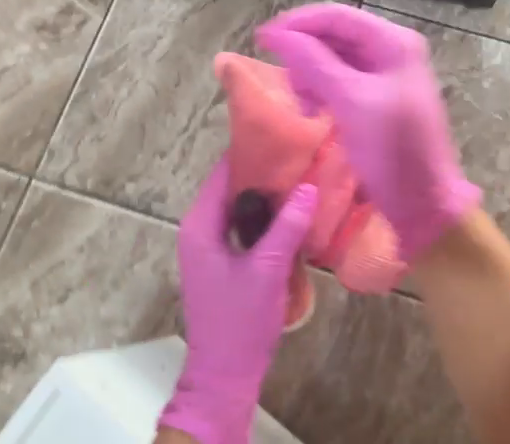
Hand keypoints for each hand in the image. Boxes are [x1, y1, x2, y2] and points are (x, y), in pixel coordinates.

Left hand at [161, 158, 317, 443]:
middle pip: (235, 185)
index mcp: (200, 224)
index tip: (289, 135)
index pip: (226, 170)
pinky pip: (247, 226)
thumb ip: (287, 227)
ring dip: (270, 195)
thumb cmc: (239, 321)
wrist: (225, 375)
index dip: (255, 150)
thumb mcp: (267, 271)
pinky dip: (269, 217)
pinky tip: (297, 213)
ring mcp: (213, 245)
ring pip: (243, 206)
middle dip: (268, 171)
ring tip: (306, 177)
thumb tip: (310, 186)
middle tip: (305, 154)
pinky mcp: (226, 260)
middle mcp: (201, 227)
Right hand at [256, 4, 480, 260]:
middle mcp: (392, 50)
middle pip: (336, 34)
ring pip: (335, 57)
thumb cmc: (392, 151)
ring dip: (311, 72)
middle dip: (304, 51)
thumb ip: (314, 63)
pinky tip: (311, 107)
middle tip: (280, 75)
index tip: (262, 38)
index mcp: (394, 43)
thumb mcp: (350, 102)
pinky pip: (341, 80)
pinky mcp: (378, 98)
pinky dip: (322, 88)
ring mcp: (387, 75)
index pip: (337, 16)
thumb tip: (277, 35)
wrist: (423, 206)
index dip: (297, 23)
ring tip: (299, 99)